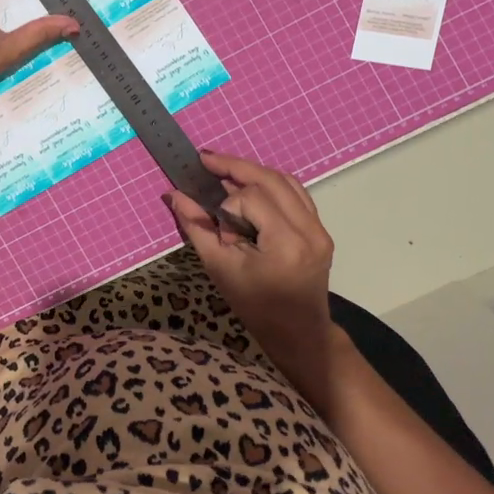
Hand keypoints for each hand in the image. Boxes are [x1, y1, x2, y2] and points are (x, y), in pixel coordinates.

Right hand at [166, 153, 334, 377]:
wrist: (298, 334)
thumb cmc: (255, 306)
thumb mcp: (219, 267)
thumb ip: (197, 226)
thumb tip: (173, 193)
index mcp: (286, 244)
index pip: (252, 198)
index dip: (228, 204)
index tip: (219, 228)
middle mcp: (309, 231)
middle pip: (271, 180)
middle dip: (236, 167)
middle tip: (206, 159)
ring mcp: (319, 229)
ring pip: (286, 181)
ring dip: (254, 173)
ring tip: (225, 172)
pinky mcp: (320, 230)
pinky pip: (296, 194)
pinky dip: (271, 184)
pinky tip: (249, 186)